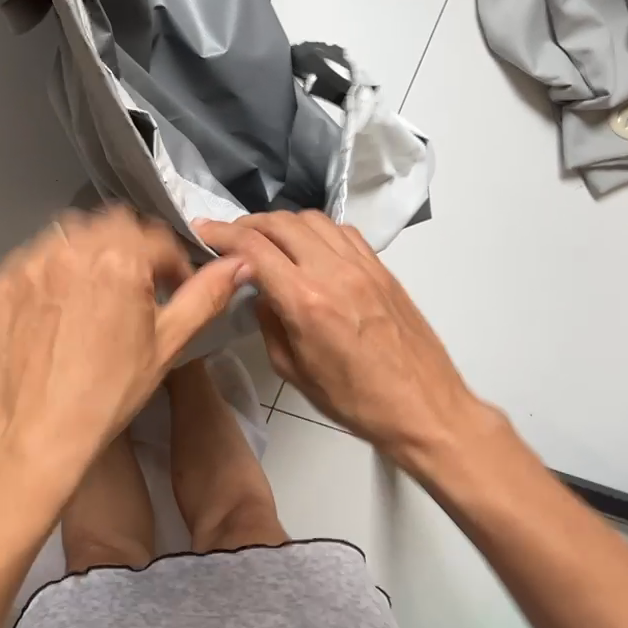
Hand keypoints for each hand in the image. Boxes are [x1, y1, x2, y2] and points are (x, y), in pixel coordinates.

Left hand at [0, 207, 248, 488]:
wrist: (39, 430)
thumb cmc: (108, 394)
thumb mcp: (167, 345)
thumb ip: (205, 296)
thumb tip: (239, 265)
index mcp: (120, 260)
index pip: (157, 238)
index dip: (173, 262)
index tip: (172, 287)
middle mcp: (73, 250)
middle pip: (113, 224)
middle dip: (132, 247)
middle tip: (136, 285)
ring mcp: (33, 262)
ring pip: (72, 232)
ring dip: (92, 249)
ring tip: (98, 290)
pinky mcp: (5, 279)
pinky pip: (37, 255)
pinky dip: (55, 267)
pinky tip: (62, 302)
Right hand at [195, 212, 488, 470]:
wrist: (425, 409)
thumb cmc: (353, 401)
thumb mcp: (292, 370)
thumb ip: (269, 322)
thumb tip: (261, 292)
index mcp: (305, 301)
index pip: (252, 247)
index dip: (221, 232)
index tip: (202, 229)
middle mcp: (333, 272)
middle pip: (280, 222)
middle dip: (248, 224)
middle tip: (231, 237)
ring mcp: (362, 266)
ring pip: (312, 219)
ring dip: (282, 223)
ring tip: (269, 240)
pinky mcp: (382, 269)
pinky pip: (342, 232)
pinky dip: (316, 231)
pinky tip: (309, 249)